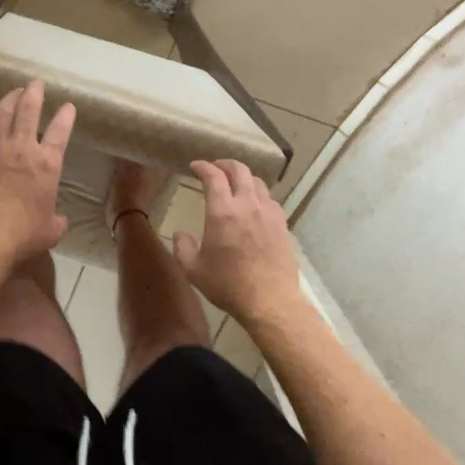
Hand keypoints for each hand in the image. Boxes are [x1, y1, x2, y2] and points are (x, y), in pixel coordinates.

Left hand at [0, 80, 75, 262]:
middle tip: (36, 83)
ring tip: (13, 92)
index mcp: (47, 165)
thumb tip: (57, 220)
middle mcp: (22, 148)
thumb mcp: (50, 230)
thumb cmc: (22, 235)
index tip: (68, 106)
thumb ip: (56, 220)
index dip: (66, 117)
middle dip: (34, 94)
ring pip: (1, 113)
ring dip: (8, 99)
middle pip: (28, 111)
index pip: (60, 132)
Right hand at [174, 160, 300, 323]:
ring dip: (245, 178)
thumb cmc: (227, 284)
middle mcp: (248, 205)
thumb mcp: (192, 269)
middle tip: (216, 167)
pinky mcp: (283, 226)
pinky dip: (260, 196)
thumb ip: (182, 246)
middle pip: (240, 171)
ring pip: (259, 184)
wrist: (269, 300)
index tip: (195, 166)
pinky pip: (271, 201)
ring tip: (237, 184)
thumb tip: (182, 234)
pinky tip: (256, 206)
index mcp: (223, 211)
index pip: (213, 176)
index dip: (203, 167)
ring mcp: (269, 214)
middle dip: (226, 164)